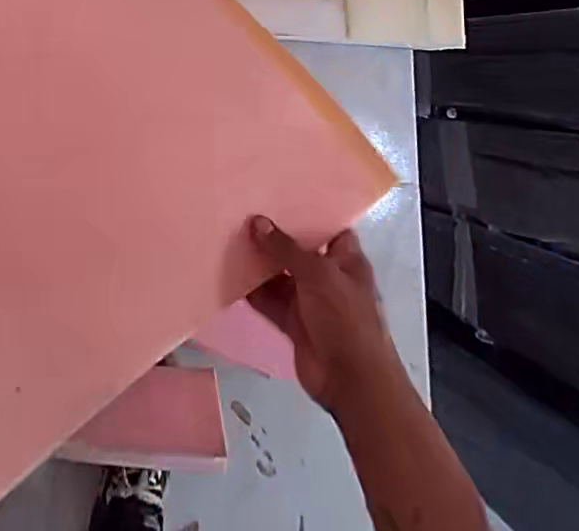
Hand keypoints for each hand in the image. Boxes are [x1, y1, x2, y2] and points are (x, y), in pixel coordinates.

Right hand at [245, 216, 403, 416]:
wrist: (351, 381)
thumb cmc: (346, 319)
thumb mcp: (318, 274)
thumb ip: (285, 248)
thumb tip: (257, 221)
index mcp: (347, 263)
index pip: (330, 230)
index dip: (310, 215)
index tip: (280, 196)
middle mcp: (328, 278)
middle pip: (297, 251)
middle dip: (273, 236)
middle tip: (242, 211)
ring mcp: (309, 301)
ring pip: (278, 274)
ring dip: (257, 262)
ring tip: (227, 237)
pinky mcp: (291, 321)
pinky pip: (267, 299)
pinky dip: (251, 289)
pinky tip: (229, 272)